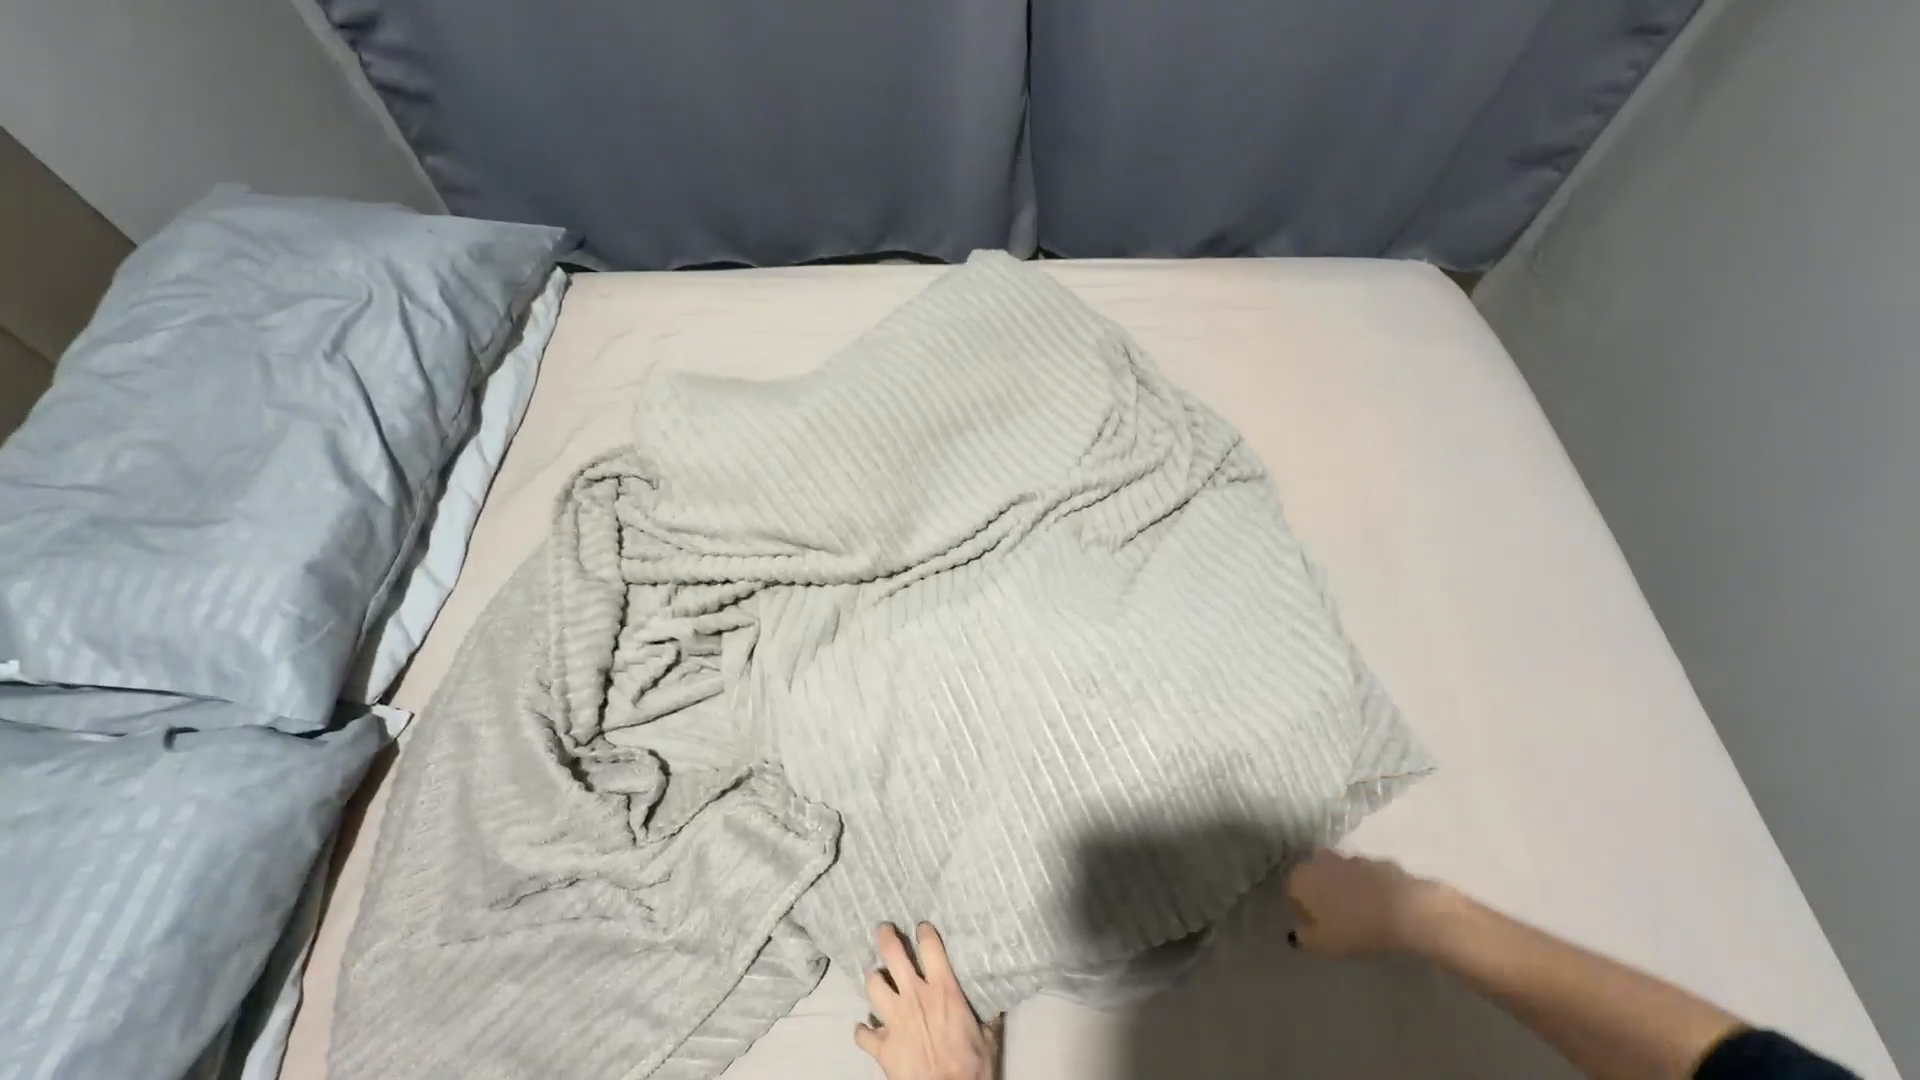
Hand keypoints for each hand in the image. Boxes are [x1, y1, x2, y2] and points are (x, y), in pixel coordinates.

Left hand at [855, 922, 1001, 1079]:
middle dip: (886, 938)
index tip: (921, 927)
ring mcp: (894, 1020)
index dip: (924, 932)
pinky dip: (863, 1030)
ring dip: (873, 980)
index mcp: (943, 990)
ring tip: (876, 978)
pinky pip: (862, 1033)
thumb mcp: (987, 1036)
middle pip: (893, 955)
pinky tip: (865, 1029)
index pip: (930, 947)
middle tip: (884, 929)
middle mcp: (914, 997)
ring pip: (873, 986)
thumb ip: (986, 1016)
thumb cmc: (972, 1066)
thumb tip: (998, 1004)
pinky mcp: (881, 1046)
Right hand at [1282, 849, 1452, 957]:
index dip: (1301, 911)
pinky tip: (1380, 906)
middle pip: (1313, 878)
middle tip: (1336, 918)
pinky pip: (1365, 876)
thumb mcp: (1322, 944)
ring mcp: (1350, 858)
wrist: (1407, 910)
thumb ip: (1303, 938)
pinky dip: (1367, 887)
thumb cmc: (1356, 929)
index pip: (1290, 893)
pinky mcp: (1377, 860)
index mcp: (1300, 879)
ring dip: (1344, 889)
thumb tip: (1297, 932)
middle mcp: (1319, 861)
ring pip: (1339, 874)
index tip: (1316, 928)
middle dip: (1321, 894)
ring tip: (1361, 913)